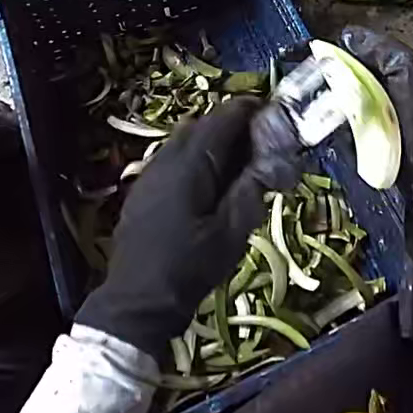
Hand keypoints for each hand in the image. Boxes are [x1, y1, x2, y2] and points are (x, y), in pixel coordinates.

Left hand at [76, 96, 269, 355]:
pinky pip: (176, 155)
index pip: (224, 118)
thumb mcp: (232, 232)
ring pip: (188, 137)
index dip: (252, 111)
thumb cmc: (190, 267)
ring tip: (243, 160)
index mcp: (191, 164)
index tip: (276, 116)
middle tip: (265, 141)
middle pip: (205, 122)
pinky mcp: (145, 186)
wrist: (137, 301)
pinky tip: (213, 179)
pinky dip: (199, 155)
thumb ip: (252, 188)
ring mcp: (151, 171)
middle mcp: (167, 158)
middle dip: (236, 125)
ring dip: (216, 140)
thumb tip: (272, 157)